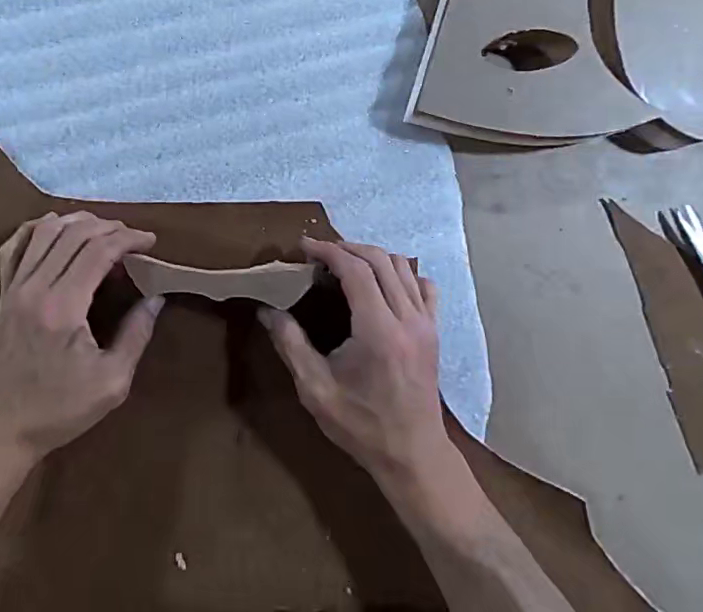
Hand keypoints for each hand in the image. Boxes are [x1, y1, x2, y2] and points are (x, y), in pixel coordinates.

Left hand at [0, 211, 164, 463]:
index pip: (98, 250)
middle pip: (74, 233)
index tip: (151, 243)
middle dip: (110, 227)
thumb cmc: (58, 411)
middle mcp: (34, 288)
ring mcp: (13, 289)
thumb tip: (155, 298)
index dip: (129, 238)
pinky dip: (38, 229)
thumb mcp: (112, 382)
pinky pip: (15, 246)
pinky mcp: (2, 295)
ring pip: (45, 231)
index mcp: (62, 308)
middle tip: (134, 239)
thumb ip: (136, 334)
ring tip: (103, 232)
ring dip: (78, 222)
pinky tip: (57, 232)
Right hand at [260, 236, 455, 485]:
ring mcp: (426, 322)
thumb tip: (267, 310)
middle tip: (320, 254)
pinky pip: (423, 286)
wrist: (413, 454)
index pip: (356, 269)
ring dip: (373, 257)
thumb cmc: (362, 426)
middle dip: (348, 248)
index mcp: (378, 329)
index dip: (329, 251)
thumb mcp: (317, 391)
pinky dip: (402, 274)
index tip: (304, 247)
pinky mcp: (434, 330)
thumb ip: (291, 345)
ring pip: (403, 267)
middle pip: (380, 259)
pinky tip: (384, 284)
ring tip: (346, 264)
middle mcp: (407, 317)